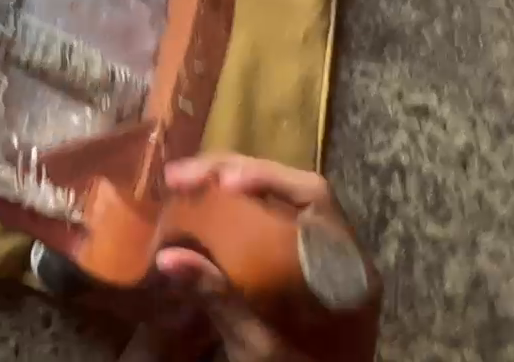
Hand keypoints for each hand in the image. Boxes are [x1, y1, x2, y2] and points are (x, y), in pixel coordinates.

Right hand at [155, 155, 377, 361]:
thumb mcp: (261, 347)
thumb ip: (221, 300)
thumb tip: (166, 257)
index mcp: (347, 267)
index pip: (312, 195)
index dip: (266, 176)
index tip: (223, 182)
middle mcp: (337, 250)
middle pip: (286, 186)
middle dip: (230, 171)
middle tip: (180, 176)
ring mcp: (316, 253)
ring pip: (272, 195)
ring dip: (225, 180)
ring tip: (182, 181)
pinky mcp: (295, 261)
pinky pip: (264, 215)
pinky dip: (230, 203)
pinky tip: (200, 202)